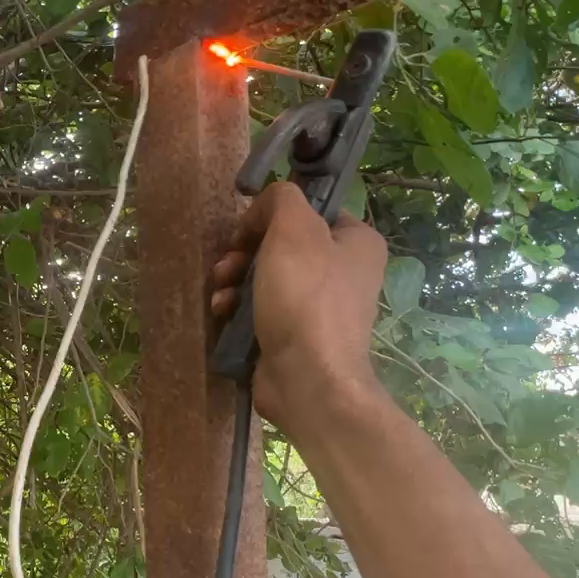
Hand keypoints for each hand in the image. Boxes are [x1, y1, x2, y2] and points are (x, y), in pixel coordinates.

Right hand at [209, 182, 386, 433]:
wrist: (308, 378)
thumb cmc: (305, 297)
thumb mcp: (293, 229)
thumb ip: (280, 198)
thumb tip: (265, 205)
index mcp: (357, 242)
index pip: (311, 211)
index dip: (272, 215)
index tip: (246, 228)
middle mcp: (344, 272)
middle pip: (281, 245)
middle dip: (244, 252)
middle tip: (227, 262)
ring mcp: (318, 307)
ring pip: (265, 277)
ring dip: (234, 279)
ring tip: (220, 290)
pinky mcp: (294, 335)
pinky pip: (260, 309)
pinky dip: (238, 308)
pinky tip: (223, 313)